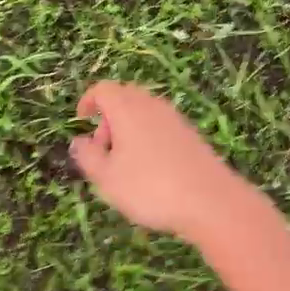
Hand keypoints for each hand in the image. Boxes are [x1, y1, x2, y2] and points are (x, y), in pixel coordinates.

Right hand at [69, 81, 251, 241]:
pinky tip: (151, 169)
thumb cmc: (150, 187)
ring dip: (128, 129)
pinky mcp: (189, 133)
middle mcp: (150, 104)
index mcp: (126, 108)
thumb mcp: (108, 178)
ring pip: (142, 111)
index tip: (82, 119)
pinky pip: (159, 125)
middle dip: (108, 118)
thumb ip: (88, 157)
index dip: (88, 101)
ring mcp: (173, 117)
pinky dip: (147, 136)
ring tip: (126, 164)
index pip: (102, 89)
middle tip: (103, 150)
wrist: (210, 201)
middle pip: (123, 97)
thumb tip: (79, 142)